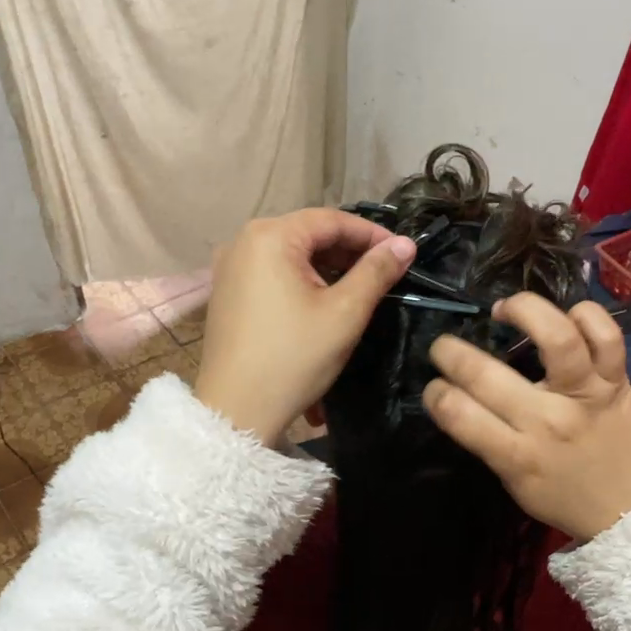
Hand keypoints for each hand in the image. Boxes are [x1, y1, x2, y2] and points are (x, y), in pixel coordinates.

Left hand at [194, 209, 415, 443]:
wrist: (238, 410)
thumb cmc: (294, 358)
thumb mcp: (344, 313)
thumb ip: (376, 273)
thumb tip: (404, 244)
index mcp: (270, 236)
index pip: (331, 219)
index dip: (371, 234)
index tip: (401, 253)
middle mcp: (243, 241)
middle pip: (308, 234)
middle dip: (349, 251)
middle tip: (385, 273)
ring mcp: (230, 267)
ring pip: (291, 254)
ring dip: (328, 268)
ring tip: (360, 290)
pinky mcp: (227, 292)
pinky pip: (273, 273)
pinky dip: (303, 281)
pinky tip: (325, 302)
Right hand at [423, 294, 630, 539]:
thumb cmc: (565, 497)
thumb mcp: (515, 483)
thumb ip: (489, 442)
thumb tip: (459, 399)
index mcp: (517, 455)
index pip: (460, 416)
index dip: (435, 394)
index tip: (433, 387)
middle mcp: (549, 420)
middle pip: (487, 375)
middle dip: (451, 353)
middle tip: (443, 347)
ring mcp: (586, 395)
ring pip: (557, 338)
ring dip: (522, 311)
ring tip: (504, 309)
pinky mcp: (617, 379)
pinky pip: (606, 335)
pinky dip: (586, 315)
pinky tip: (565, 316)